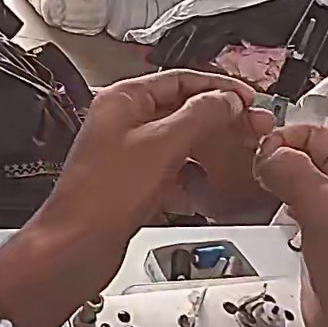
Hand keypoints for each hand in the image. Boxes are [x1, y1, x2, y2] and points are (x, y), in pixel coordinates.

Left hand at [0, 71, 272, 326]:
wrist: (76, 246)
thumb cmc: (101, 196)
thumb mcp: (161, 145)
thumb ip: (199, 115)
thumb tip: (225, 98)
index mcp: (123, 101)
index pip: (180, 79)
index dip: (218, 87)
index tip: (246, 98)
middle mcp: (123, 124)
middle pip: (182, 110)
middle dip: (219, 119)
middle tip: (251, 127)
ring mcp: (127, 155)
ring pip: (179, 143)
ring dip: (208, 148)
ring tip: (236, 155)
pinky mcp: (132, 184)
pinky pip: (170, 172)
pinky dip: (190, 177)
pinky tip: (202, 188)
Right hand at [252, 124, 327, 326]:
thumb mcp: (325, 212)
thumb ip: (295, 173)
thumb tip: (269, 152)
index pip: (312, 133)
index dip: (280, 140)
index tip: (257, 155)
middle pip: (300, 155)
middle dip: (272, 159)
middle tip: (250, 171)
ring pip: (293, 180)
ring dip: (270, 181)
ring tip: (252, 188)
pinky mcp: (318, 235)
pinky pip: (289, 205)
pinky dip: (272, 203)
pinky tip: (263, 212)